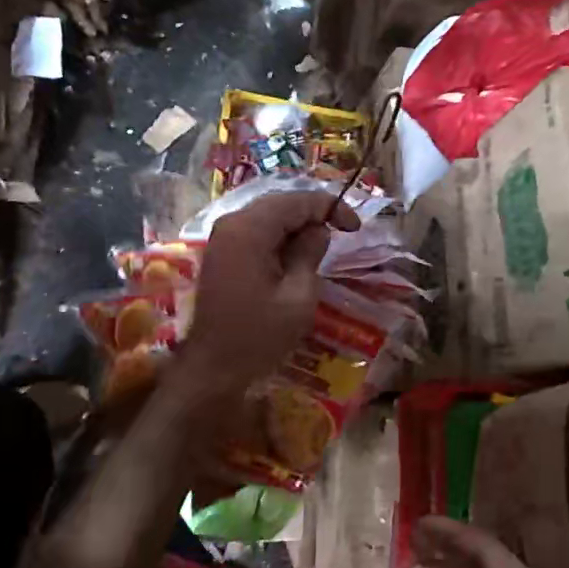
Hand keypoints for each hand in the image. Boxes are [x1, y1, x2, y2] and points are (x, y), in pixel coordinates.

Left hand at [172, 191, 359, 407]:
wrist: (213, 367)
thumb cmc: (258, 336)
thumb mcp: (298, 297)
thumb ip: (310, 254)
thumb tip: (319, 230)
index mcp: (249, 229)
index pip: (297, 201)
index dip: (330, 207)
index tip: (355, 228)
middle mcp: (231, 223)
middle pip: (280, 203)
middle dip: (313, 213)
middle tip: (343, 232)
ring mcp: (222, 237)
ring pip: (268, 215)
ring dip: (296, 225)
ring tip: (322, 244)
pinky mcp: (221, 252)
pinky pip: (255, 231)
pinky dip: (278, 236)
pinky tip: (295, 255)